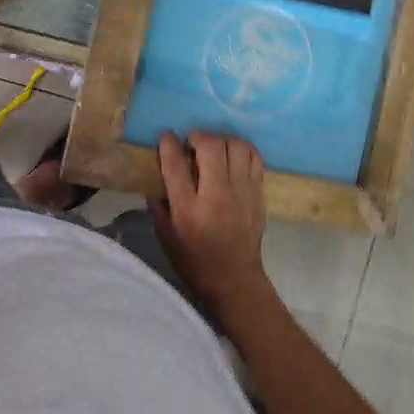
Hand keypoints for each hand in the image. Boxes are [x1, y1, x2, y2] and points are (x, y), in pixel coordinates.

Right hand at [151, 132, 272, 316]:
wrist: (233, 277)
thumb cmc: (194, 259)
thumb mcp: (165, 236)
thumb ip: (158, 204)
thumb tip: (155, 176)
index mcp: (188, 209)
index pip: (175, 165)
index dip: (169, 144)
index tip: (167, 136)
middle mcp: (217, 196)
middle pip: (211, 147)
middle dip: (198, 136)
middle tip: (191, 141)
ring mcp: (242, 193)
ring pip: (236, 147)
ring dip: (221, 139)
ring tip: (213, 146)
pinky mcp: (258, 193)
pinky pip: (255, 158)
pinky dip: (242, 149)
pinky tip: (232, 154)